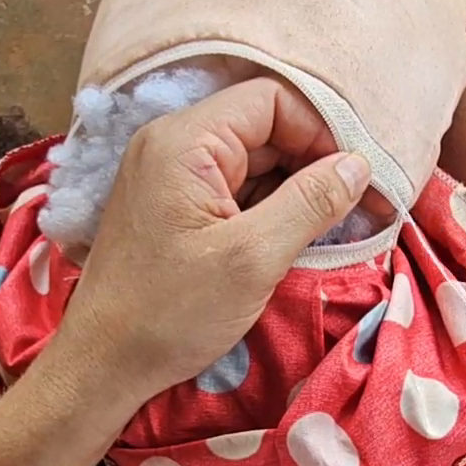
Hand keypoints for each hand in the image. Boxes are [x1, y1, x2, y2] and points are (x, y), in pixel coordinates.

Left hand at [56, 76, 372, 405]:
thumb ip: (310, 203)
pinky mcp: (174, 212)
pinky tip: (299, 239)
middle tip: (361, 208)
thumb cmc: (170, 314)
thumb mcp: (252, 259)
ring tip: (338, 228)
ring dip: (296, 193)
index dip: (323, 131)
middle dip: (315, 165)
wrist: (103, 365)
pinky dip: (270, 212)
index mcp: (185, 142)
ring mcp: (171, 180)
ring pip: (253, 166)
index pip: (272, 101)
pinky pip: (234, 195)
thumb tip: (358, 165)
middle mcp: (173, 147)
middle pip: (264, 130)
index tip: (359, 178)